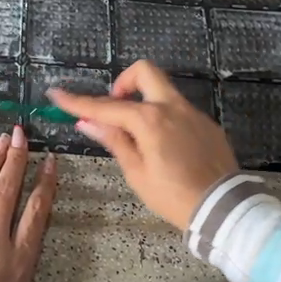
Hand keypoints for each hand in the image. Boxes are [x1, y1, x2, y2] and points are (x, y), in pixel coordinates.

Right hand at [50, 61, 238, 229]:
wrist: (223, 209)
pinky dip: (163, 118)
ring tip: (137, 135)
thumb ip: (114, 140)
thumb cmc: (173, 196)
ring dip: (144, 101)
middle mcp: (172, 107)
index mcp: (149, 119)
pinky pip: (179, 110)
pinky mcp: (207, 124)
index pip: (105, 106)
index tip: (57, 94)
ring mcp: (193, 112)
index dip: (78, 102)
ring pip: (163, 90)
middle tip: (115, 108)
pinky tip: (164, 147)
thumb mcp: (137, 173)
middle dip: (124, 82)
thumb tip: (88, 122)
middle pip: (144, 72)